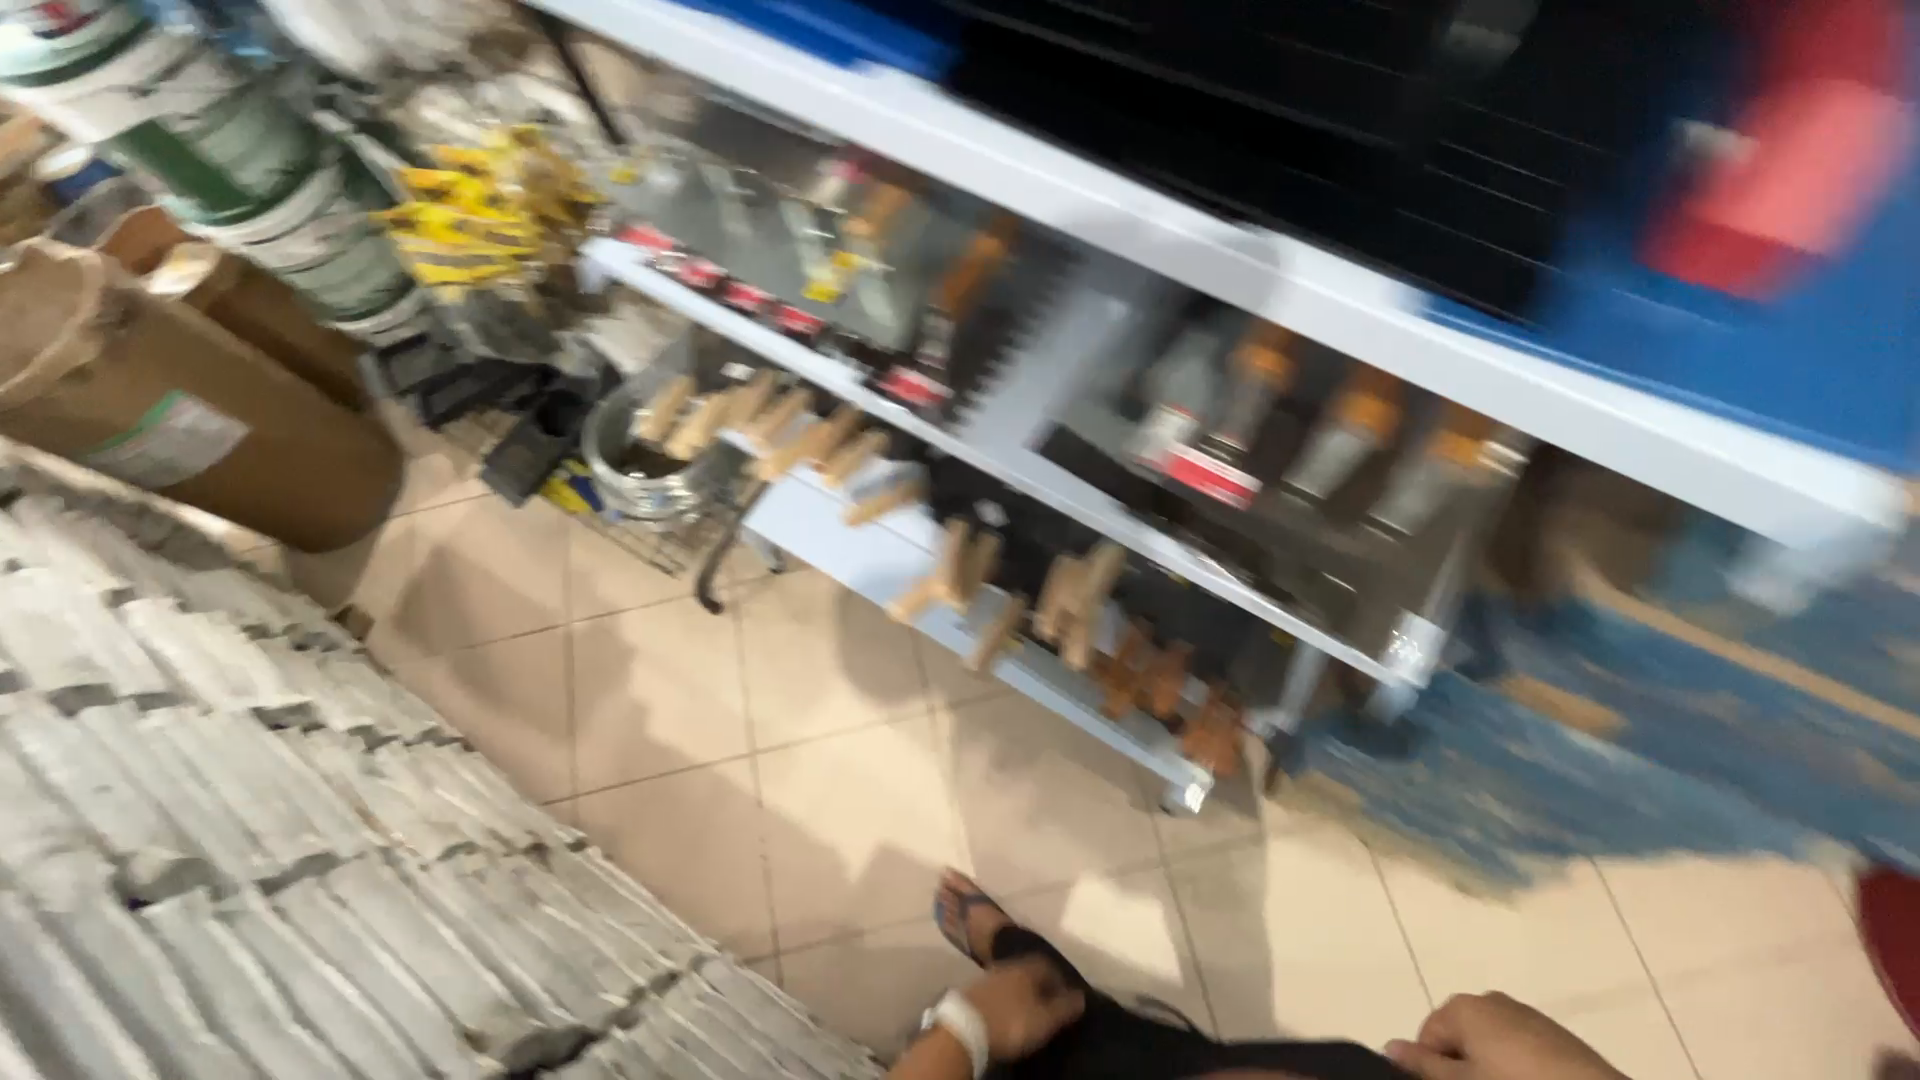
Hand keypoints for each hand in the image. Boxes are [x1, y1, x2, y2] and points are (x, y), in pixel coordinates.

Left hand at [959, 956, 1086, 1060]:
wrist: (964, 1026)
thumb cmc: (1010, 1022)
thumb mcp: (1043, 1020)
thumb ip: (1064, 1008)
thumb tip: (1083, 996)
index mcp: (1027, 968)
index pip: (1048, 965)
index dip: (1058, 978)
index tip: (1065, 995)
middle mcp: (1007, 965)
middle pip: (1028, 970)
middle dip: (1039, 984)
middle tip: (1047, 1002)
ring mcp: (988, 976)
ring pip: (1011, 979)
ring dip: (1020, 991)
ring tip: (1027, 1008)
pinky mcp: (974, 990)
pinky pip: (997, 989)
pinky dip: (1005, 998)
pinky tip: (1006, 1011)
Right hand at [1386, 992, 1628, 1079]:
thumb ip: (1424, 1066)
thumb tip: (1389, 1046)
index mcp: (1463, 1006)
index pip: (1427, 1038)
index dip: (1433, 1071)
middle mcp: (1490, 1000)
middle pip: (1460, 1038)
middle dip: (1464, 1069)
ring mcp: (1528, 1016)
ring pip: (1493, 1045)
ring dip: (1493, 1070)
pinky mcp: (1560, 1037)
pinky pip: (1523, 1051)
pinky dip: (1521, 1071)